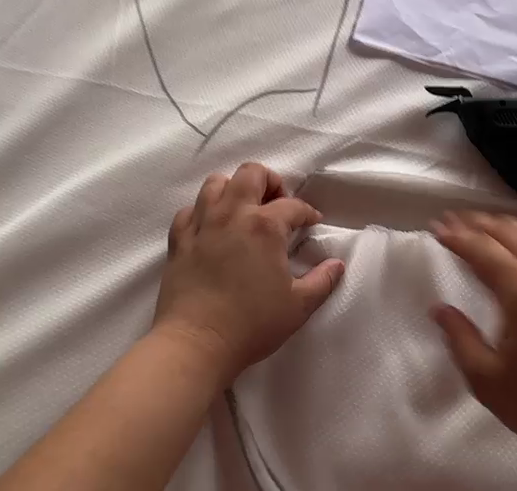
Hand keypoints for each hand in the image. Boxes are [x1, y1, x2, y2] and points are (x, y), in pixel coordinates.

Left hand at [153, 163, 344, 385]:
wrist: (195, 343)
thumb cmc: (250, 325)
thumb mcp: (298, 307)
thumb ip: (322, 281)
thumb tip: (337, 265)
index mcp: (265, 226)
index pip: (293, 205)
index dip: (307, 212)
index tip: (312, 223)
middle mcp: (233, 213)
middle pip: (251, 173)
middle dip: (269, 181)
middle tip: (277, 204)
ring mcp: (202, 223)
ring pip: (216, 183)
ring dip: (233, 189)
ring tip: (243, 210)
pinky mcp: (179, 239)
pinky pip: (189, 210)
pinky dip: (202, 212)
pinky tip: (211, 229)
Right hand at [429, 211, 516, 463]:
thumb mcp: (487, 380)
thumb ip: (460, 339)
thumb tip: (439, 309)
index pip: (483, 250)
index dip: (457, 236)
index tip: (434, 227)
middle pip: (508, 233)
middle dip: (477, 223)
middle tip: (451, 220)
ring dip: (502, 225)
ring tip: (480, 225)